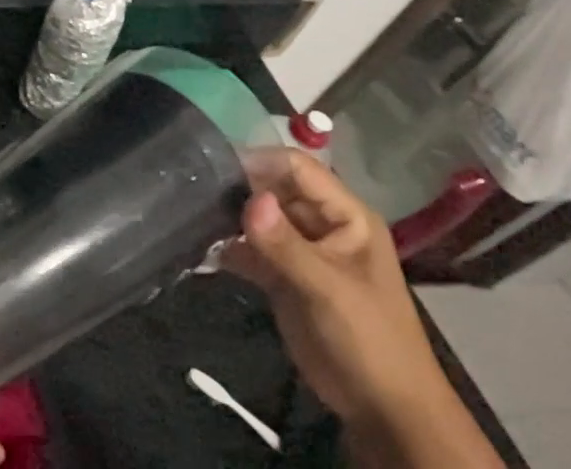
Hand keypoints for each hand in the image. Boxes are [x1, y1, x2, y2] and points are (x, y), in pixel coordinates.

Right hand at [223, 149, 501, 468]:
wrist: (382, 407)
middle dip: (237, 187)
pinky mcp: (282, 276)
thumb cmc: (369, 339)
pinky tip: (198, 247)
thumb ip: (286, 245)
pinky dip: (226, 247)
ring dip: (227, 217)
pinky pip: (249, 248)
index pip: (298, 168)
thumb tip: (250, 199)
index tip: (213, 167)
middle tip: (191, 189)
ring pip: (258, 217)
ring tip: (188, 215)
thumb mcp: (328, 290)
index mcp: (345, 216)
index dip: (260, 163)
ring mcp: (301, 250)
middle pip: (273, 188)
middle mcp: (321, 225)